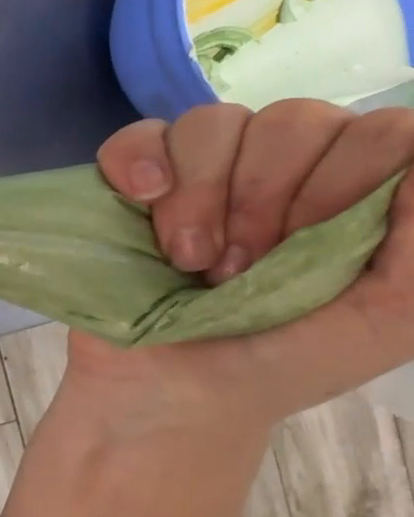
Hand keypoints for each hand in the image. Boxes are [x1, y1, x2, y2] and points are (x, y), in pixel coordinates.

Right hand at [72, 99, 413, 425]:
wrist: (165, 396)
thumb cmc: (279, 364)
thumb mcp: (391, 318)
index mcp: (357, 195)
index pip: (382, 132)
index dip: (345, 179)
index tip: (306, 246)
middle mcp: (285, 172)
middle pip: (293, 120)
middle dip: (261, 198)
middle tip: (237, 269)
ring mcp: (202, 174)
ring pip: (212, 123)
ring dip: (197, 195)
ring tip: (185, 260)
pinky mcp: (129, 185)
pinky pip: (137, 137)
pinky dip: (138, 161)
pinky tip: (142, 199)